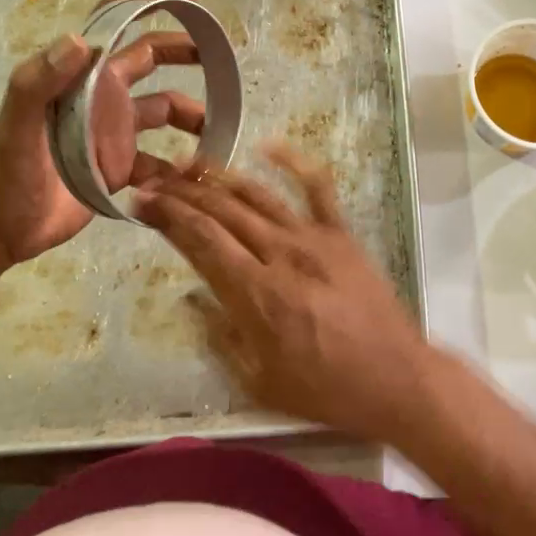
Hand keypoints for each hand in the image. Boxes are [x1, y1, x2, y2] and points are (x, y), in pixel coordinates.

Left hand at [0, 0, 205, 264]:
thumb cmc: (5, 174)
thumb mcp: (17, 127)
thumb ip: (38, 83)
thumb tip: (79, 39)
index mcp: (81, 76)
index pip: (116, 22)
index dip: (150, 0)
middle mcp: (101, 96)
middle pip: (151, 58)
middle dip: (186, 51)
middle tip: (222, 58)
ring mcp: (112, 131)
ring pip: (164, 110)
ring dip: (193, 115)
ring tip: (220, 130)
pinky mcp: (119, 167)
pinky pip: (160, 159)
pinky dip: (180, 165)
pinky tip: (196, 176)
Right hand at [135, 145, 439, 442]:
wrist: (394, 378)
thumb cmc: (324, 389)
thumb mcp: (259, 380)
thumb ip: (221, 336)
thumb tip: (191, 299)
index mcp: (255, 293)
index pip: (201, 239)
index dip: (167, 216)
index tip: (141, 201)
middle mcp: (280, 254)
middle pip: (222, 210)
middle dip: (183, 191)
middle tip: (154, 178)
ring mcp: (314, 238)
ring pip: (259, 195)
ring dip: (222, 175)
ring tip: (191, 163)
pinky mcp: (341, 234)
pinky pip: (318, 188)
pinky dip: (294, 162)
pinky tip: (268, 145)